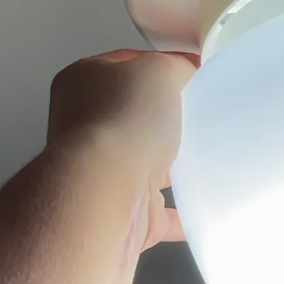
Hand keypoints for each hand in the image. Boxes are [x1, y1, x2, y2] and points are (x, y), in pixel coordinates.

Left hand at [47, 49, 196, 250]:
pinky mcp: (121, 214)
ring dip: (170, 167)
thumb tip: (183, 74)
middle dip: (164, 120)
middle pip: (132, 119)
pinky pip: (157, 215)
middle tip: (196, 115)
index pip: (122, 67)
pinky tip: (200, 209)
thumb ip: (174, 67)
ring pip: (142, 167)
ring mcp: (100, 175)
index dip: (157, 67)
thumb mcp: (158, 70)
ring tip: (203, 157)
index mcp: (80, 84)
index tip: (187, 74)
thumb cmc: (123, 121)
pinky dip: (178, 216)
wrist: (107, 191)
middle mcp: (84, 129)